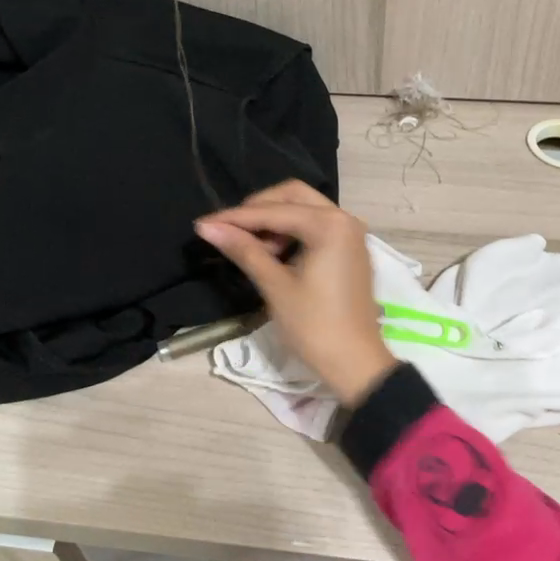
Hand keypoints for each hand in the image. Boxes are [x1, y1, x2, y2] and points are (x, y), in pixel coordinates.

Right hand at [195, 180, 395, 407]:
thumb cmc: (314, 327)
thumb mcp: (276, 286)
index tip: (203, 224)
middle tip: (230, 231)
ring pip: (305, 209)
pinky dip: (293, 231)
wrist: (356, 363)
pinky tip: (273, 252)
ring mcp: (351, 233)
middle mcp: (345, 219)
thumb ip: (244, 250)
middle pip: (293, 196)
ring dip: (275, 220)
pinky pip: (317, 226)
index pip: (274, 211)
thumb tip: (207, 227)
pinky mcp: (350, 249)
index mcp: (329, 225)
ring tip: (251, 247)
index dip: (236, 217)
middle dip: (258, 210)